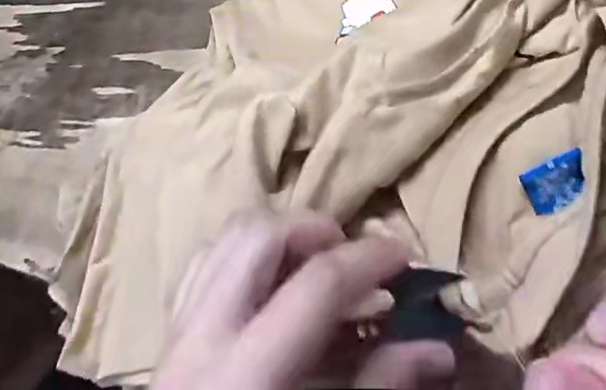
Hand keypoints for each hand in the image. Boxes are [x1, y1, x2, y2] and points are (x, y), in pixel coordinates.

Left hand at [153, 210, 456, 389]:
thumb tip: (435, 349)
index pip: (315, 284)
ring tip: (319, 267)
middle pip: (259, 236)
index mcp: (247, 373)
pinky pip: (205, 264)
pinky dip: (245, 257)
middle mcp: (204, 334)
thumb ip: (377, 388)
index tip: (405, 253)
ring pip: (226, 237)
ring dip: (279, 237)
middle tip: (354, 259)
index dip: (367, 259)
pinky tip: (275, 286)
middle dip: (314, 231)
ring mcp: (179, 329)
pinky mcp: (170, 332)